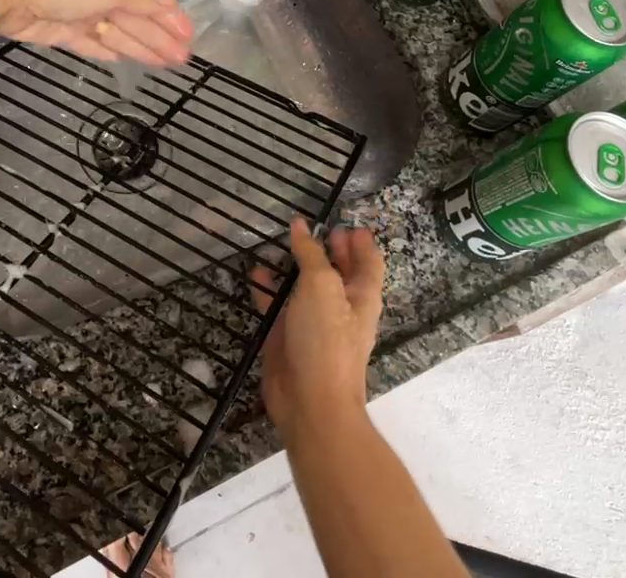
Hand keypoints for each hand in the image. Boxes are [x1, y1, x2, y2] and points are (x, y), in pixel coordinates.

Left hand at [0, 0, 194, 66]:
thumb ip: (139, 0)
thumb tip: (169, 4)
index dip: (168, 14)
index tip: (187, 33)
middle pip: (134, 16)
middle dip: (159, 36)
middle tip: (183, 57)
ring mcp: (78, 11)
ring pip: (116, 32)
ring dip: (142, 47)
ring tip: (167, 64)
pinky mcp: (60, 31)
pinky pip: (92, 44)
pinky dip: (110, 51)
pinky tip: (127, 60)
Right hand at [251, 219, 384, 441]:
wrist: (311, 402)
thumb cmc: (326, 340)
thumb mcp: (321, 286)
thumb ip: (310, 254)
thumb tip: (301, 226)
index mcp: (361, 297)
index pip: (369, 263)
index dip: (361, 243)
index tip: (349, 224)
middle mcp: (341, 308)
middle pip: (340, 273)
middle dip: (331, 251)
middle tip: (318, 228)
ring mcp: (314, 324)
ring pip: (306, 287)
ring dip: (297, 266)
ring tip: (283, 243)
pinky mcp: (288, 336)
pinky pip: (279, 305)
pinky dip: (269, 288)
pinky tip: (257, 273)